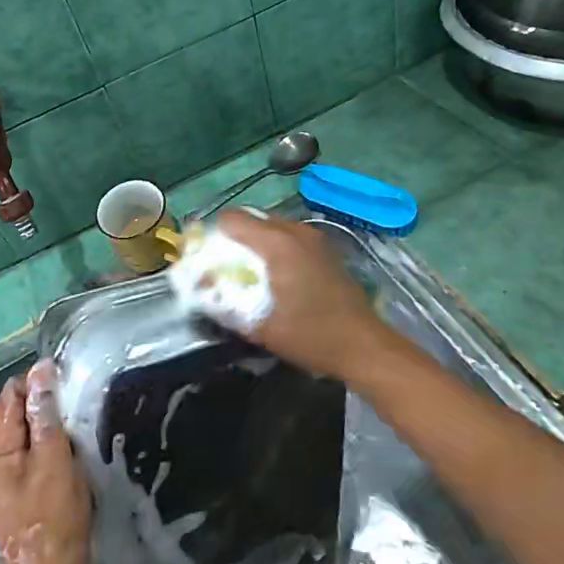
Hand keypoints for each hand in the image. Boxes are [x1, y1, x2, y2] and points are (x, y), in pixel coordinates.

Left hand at [0, 360, 90, 563]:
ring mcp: (2, 476)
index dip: (38, 383)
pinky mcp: (18, 487)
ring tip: (76, 425)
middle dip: (45, 405)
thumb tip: (40, 368)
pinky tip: (69, 447)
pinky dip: (49, 443)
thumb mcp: (53, 457)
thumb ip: (45, 412)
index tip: (68, 384)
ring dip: (50, 424)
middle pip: (16, 411)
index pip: (10, 395)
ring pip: (26, 430)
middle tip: (75, 407)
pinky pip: (31, 450)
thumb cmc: (53, 515)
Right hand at [216, 209, 390, 379]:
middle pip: (253, 220)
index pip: (233, 219)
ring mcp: (314, 237)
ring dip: (257, 243)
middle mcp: (295, 230)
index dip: (214, 234)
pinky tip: (277, 276)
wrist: (363, 344)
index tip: (207, 257)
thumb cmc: (310, 334)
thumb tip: (201, 291)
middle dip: (234, 239)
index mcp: (277, 242)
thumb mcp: (259, 326)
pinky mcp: (326, 248)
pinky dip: (277, 248)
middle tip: (225, 267)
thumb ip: (225, 305)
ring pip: (273, 227)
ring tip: (249, 273)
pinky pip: (291, 237)